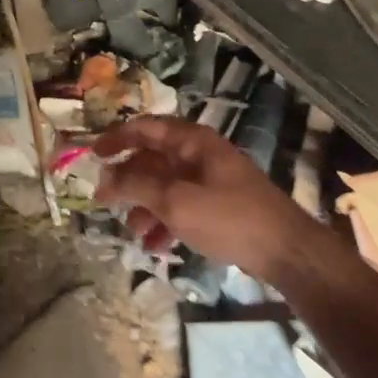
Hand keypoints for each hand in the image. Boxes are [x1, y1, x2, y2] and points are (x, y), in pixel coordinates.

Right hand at [93, 115, 320, 281]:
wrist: (284, 250)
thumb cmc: (229, 217)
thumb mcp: (175, 202)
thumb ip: (137, 186)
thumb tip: (105, 176)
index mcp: (193, 142)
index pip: (146, 128)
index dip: (117, 137)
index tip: (92, 154)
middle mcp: (201, 154)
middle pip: (154, 159)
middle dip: (129, 181)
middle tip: (105, 201)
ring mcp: (212, 180)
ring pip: (166, 186)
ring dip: (146, 207)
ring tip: (134, 233)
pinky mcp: (220, 206)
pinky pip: (183, 206)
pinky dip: (166, 222)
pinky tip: (158, 247)